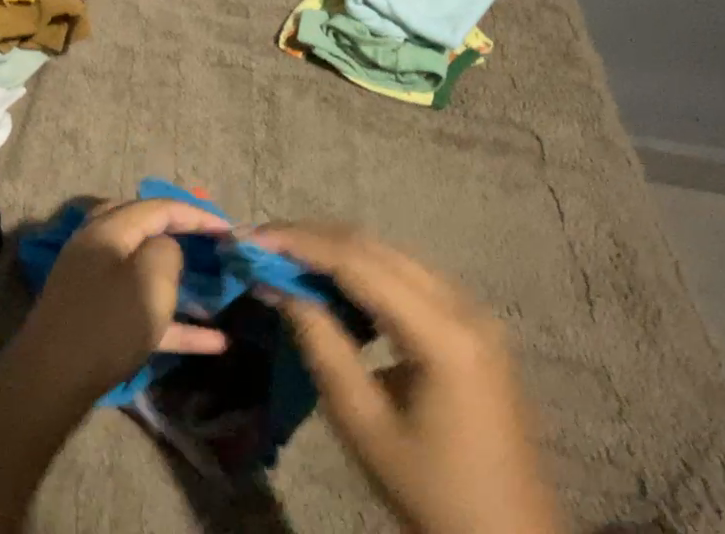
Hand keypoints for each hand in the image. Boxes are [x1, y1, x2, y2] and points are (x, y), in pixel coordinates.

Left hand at [16, 199, 232, 393]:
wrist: (55, 376)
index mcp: (107, 229)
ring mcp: (93, 282)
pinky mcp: (96, 316)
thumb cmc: (108, 322)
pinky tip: (215, 342)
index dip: (195, 214)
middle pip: (142, 228)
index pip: (156, 207)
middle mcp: (96, 247)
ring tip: (214, 286)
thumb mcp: (150, 278)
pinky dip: (176, 320)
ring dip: (179, 278)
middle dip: (178, 231)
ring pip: (142, 269)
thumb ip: (166, 250)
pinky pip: (142, 309)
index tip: (229, 230)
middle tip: (210, 242)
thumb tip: (165, 246)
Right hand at [247, 224, 562, 533]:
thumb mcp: (359, 418)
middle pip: (376, 248)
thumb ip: (319, 342)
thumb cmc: (427, 485)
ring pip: (392, 255)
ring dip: (334, 250)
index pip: (357, 262)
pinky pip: (409, 277)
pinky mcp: (473, 328)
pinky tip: (329, 284)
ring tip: (283, 258)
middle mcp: (465, 309)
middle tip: (258, 243)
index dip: (298, 243)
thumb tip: (274, 286)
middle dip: (311, 238)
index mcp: (442, 335)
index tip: (249, 239)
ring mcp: (475, 315)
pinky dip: (362, 270)